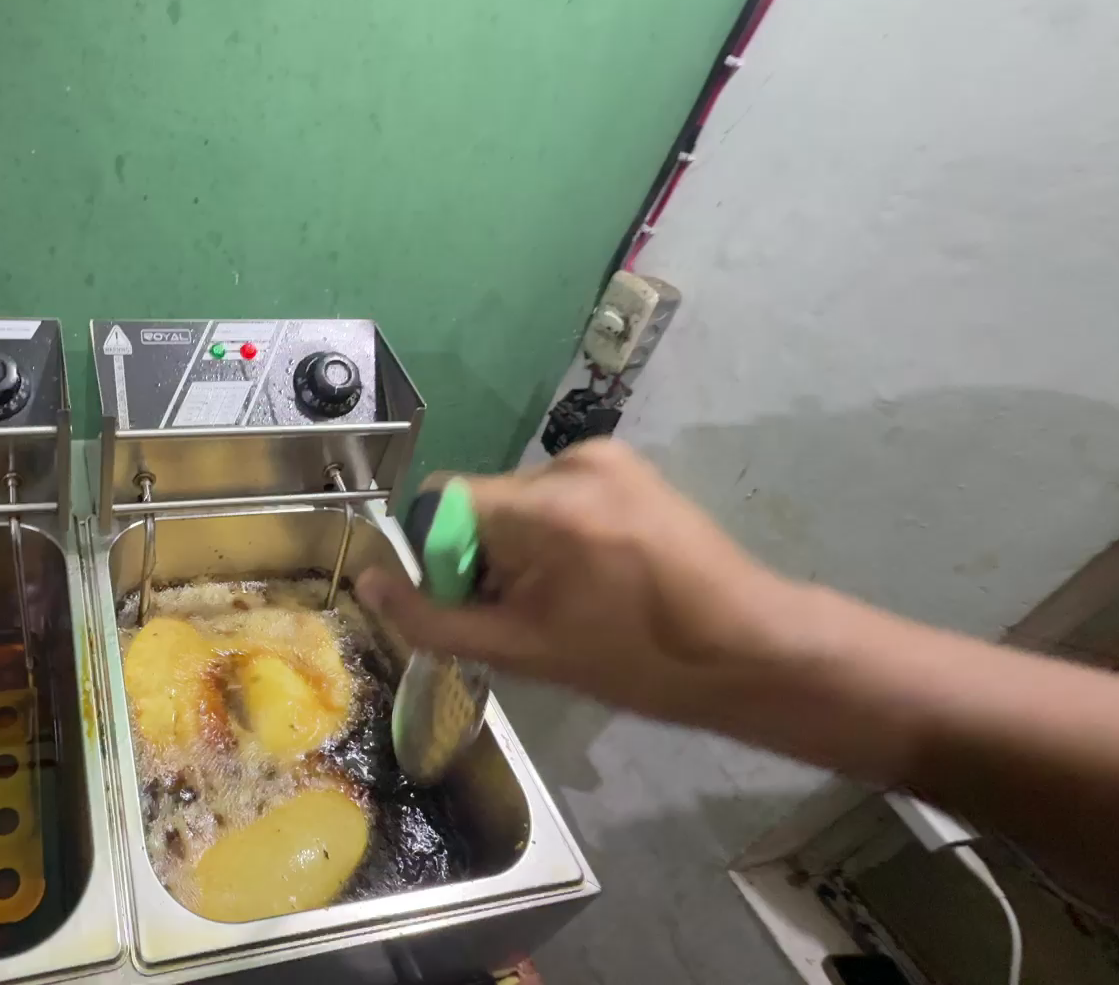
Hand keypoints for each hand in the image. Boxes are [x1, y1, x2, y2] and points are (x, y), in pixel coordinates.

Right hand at [356, 439, 804, 723]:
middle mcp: (566, 463)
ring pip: (509, 497)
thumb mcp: (518, 652)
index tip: (480, 598)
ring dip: (513, 541)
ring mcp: (599, 455)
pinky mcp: (618, 460)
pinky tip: (587, 567)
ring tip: (565, 591)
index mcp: (543, 508)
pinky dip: (545, 527)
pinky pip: (546, 491)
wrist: (751, 648)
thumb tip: (366, 582)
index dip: (440, 554)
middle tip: (525, 606)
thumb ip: (430, 617)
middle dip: (481, 552)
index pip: (438, 501)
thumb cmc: (633, 663)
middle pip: (475, 501)